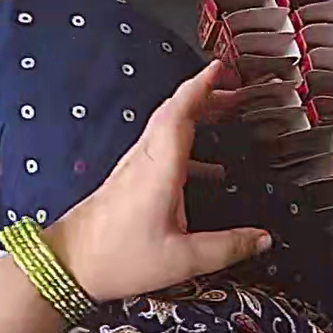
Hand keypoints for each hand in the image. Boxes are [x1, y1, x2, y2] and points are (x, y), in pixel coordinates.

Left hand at [44, 61, 271, 300]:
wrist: (67, 265)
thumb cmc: (119, 258)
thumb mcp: (182, 259)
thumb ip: (227, 248)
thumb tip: (264, 238)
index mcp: (160, 168)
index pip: (181, 113)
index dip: (201, 86)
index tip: (220, 67)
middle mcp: (145, 159)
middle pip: (175, 112)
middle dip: (205, 93)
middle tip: (234, 88)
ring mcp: (135, 166)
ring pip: (166, 126)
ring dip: (195, 112)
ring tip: (224, 114)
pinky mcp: (129, 179)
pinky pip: (161, 145)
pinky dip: (186, 139)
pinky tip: (208, 167)